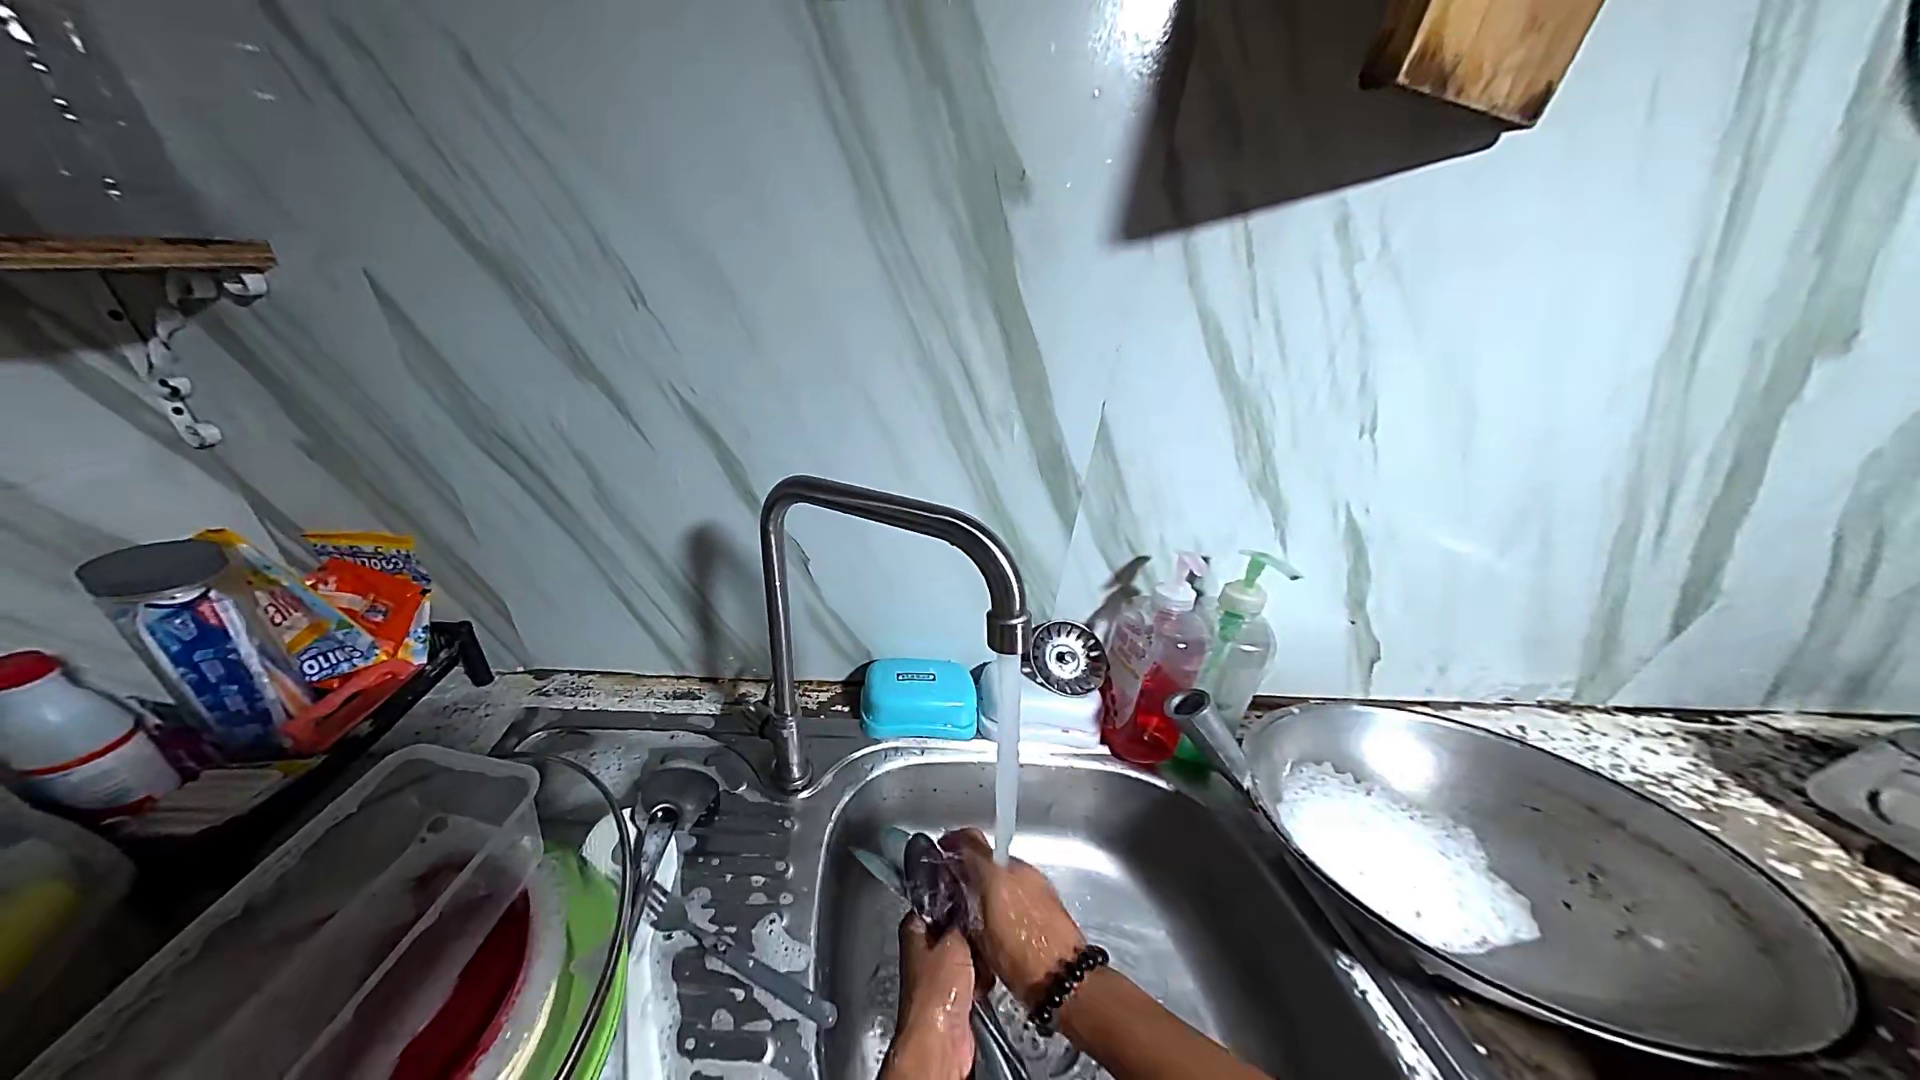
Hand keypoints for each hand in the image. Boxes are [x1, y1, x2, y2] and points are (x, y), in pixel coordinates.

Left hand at [880, 913, 974, 1079]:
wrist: (942, 1039)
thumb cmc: (936, 991)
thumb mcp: (955, 939)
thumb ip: (963, 918)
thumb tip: (971, 906)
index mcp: (913, 929)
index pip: (937, 902)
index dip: (956, 901)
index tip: (971, 901)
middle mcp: (922, 951)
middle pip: (955, 929)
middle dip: (970, 936)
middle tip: (977, 940)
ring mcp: (938, 974)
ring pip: (967, 954)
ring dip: (978, 960)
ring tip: (980, 966)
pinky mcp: (953, 996)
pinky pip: (974, 977)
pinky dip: (981, 981)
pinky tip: (982, 985)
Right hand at [941, 828, 1086, 1006]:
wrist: (1066, 977)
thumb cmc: (1018, 961)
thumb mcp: (979, 936)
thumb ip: (966, 904)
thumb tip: (957, 890)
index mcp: (996, 874)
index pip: (970, 840)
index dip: (953, 840)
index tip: (944, 847)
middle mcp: (1018, 868)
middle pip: (988, 855)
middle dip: (973, 867)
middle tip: (959, 887)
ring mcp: (1036, 878)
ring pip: (1006, 870)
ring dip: (993, 881)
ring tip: (982, 908)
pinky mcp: (1049, 892)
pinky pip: (1022, 882)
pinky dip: (1010, 891)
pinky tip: (1006, 917)